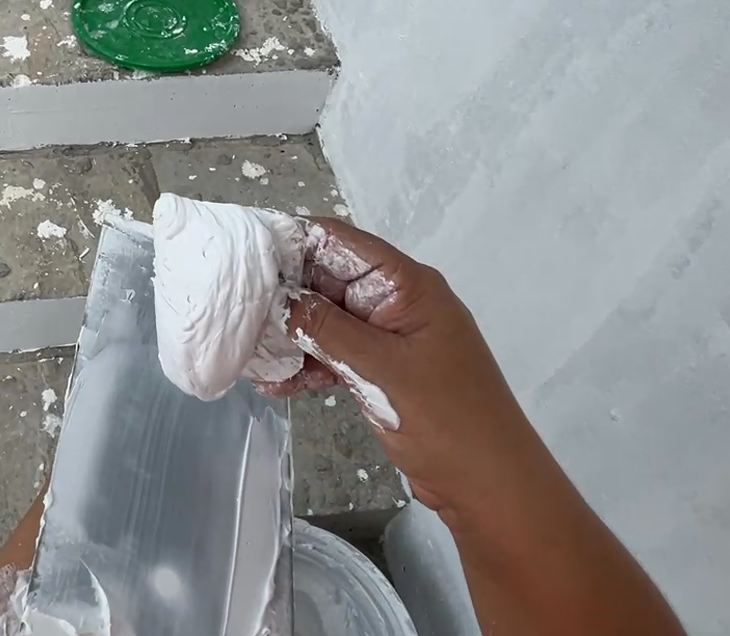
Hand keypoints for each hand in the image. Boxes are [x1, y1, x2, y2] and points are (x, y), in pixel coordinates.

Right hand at [258, 219, 555, 519]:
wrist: (492, 490)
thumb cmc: (448, 420)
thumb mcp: (383, 369)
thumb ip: (328, 329)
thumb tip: (280, 299)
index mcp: (405, 285)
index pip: (342, 242)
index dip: (295, 239)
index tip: (249, 249)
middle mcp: (392, 301)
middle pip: (327, 279)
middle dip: (284, 291)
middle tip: (237, 302)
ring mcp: (384, 335)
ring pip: (325, 318)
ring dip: (290, 333)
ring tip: (248, 345)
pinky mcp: (378, 367)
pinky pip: (332, 352)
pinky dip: (307, 364)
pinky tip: (273, 383)